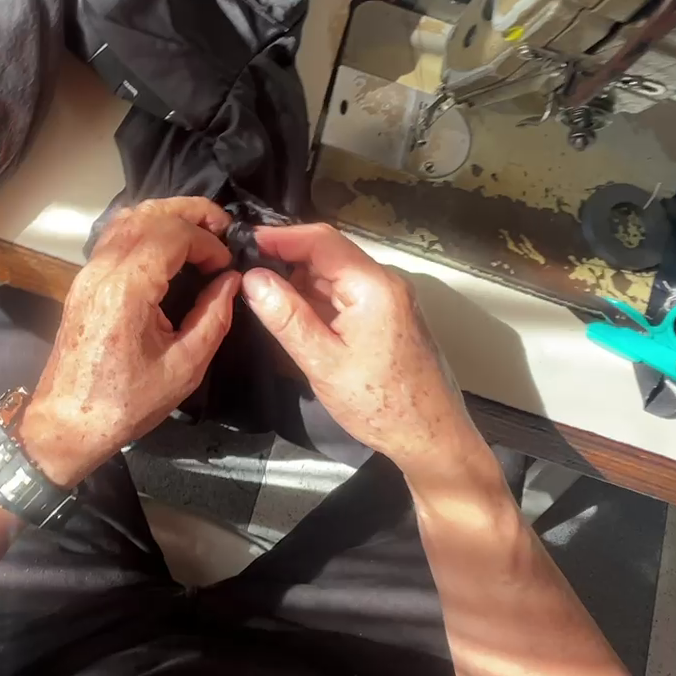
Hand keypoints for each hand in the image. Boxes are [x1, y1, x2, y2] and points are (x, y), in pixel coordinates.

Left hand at [17, 198, 241, 486]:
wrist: (67, 422)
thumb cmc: (126, 403)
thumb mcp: (184, 367)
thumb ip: (213, 317)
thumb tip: (231, 281)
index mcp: (127, 289)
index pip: (173, 234)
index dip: (207, 240)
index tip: (227, 264)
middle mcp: (103, 270)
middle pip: (149, 213)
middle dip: (191, 212)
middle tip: (223, 226)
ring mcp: (88, 272)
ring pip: (128, 218)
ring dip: (167, 215)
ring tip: (201, 230)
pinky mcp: (83, 281)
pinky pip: (115, 236)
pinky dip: (146, 228)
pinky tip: (169, 245)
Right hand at [240, 223, 468, 473]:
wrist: (432, 439)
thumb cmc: (379, 403)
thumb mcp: (322, 361)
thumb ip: (286, 316)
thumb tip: (251, 277)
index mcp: (373, 286)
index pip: (321, 240)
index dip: (280, 236)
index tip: (244, 242)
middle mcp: (384, 283)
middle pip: (327, 254)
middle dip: (286, 259)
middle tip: (244, 270)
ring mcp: (387, 299)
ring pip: (333, 275)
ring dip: (298, 281)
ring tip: (260, 295)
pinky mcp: (385, 317)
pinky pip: (343, 295)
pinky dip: (315, 300)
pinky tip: (292, 315)